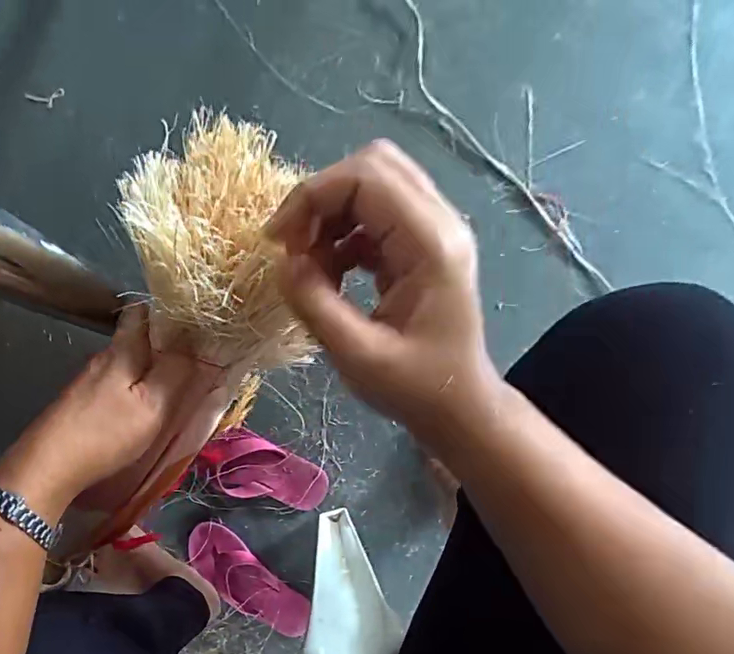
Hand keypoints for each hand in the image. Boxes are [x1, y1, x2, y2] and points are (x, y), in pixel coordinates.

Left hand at [0, 304, 187, 518]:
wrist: (48, 465)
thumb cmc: (104, 434)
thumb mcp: (151, 405)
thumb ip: (176, 372)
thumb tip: (200, 341)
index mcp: (123, 350)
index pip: (144, 311)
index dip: (169, 311)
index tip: (195, 324)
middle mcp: (102, 358)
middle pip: (135, 338)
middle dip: (163, 343)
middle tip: (193, 359)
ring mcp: (87, 381)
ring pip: (124, 364)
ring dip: (146, 368)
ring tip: (171, 384)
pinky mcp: (78, 403)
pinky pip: (113, 385)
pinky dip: (130, 388)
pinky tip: (138, 407)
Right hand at [267, 140, 500, 442]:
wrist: (457, 406)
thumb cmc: (413, 388)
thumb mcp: (357, 356)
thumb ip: (316, 306)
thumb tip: (282, 264)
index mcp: (429, 244)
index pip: (366, 178)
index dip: (311, 197)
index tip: (277, 242)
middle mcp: (438, 223)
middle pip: (371, 167)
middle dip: (318, 199)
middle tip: (290, 248)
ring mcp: (432, 232)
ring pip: (371, 186)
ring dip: (327, 218)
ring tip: (308, 268)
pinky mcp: (419, 247)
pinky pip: (373, 217)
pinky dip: (340, 237)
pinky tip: (328, 275)